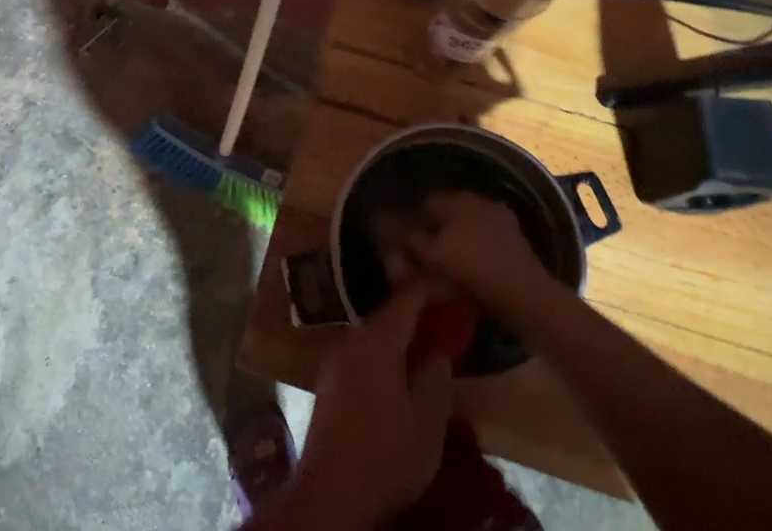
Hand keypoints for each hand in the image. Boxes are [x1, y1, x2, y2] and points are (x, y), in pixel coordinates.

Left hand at [281, 281, 453, 529]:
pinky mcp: (329, 386)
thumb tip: (435, 353)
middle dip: (408, 306)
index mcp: (375, 344)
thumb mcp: (427, 421)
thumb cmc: (385, 455)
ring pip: (370, 335)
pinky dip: (381, 350)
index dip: (424, 289)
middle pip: (383, 315)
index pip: (403, 303)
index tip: (443, 277)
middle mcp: (349, 344)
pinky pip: (361, 353)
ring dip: (394, 330)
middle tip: (435, 301)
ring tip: (421, 331)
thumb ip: (435, 378)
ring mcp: (334, 364)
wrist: (331, 494)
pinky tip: (397, 364)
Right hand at [407, 191, 555, 316]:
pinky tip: (466, 268)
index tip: (401, 238)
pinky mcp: (514, 240)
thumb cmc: (472, 270)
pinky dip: (471, 250)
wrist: (525, 295)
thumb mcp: (430, 256)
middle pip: (447, 212)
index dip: (410, 219)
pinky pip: (483, 240)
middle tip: (420, 252)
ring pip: (466, 226)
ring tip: (442, 262)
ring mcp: (500, 220)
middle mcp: (479, 202)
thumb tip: (387, 227)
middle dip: (433, 228)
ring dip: (453, 239)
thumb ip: (408, 240)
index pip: (425, 201)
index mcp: (457, 200)